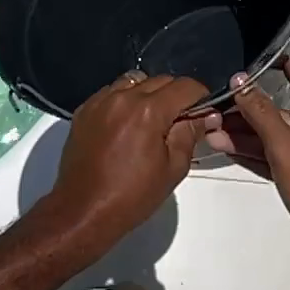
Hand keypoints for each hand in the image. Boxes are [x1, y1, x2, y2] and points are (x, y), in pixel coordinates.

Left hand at [43, 72, 215, 254]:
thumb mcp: (173, 168)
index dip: (200, 97)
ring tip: (150, 121)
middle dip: (176, 95)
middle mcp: (123, 97)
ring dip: (148, 94)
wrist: (84, 209)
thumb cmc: (132, 195)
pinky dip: (124, 100)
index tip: (203, 112)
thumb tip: (205, 115)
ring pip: (134, 81)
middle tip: (179, 122)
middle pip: (160, 80)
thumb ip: (190, 134)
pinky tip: (125, 124)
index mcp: (148, 110)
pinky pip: (111, 92)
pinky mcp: (84, 109)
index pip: (185, 86)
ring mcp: (100, 100)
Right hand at [207, 59, 289, 263]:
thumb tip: (241, 81)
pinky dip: (255, 155)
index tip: (265, 56)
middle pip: (280, 113)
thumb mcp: (287, 148)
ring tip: (211, 133)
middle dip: (248, 110)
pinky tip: (230, 152)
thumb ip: (262, 114)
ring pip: (274, 139)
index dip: (285, 67)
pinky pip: (276, 160)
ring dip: (245, 135)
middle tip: (215, 107)